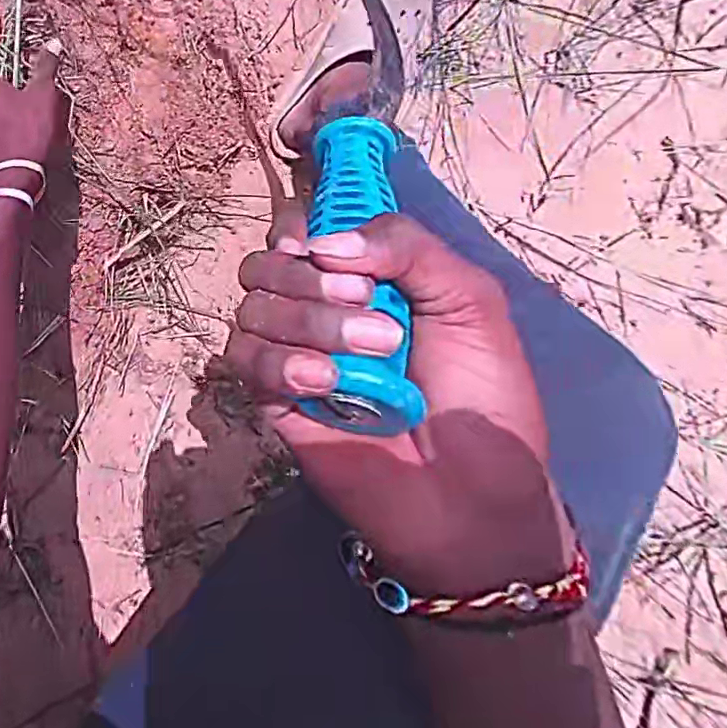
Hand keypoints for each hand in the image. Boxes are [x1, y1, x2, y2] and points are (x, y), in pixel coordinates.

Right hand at [226, 202, 571, 594]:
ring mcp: (287, 352)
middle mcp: (310, 308)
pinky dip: (280, 362)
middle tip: (368, 304)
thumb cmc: (482, 394)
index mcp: (354, 279)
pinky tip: (324, 383)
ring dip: (306, 322)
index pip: (295, 233)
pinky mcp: (270, 396)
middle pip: (264, 267)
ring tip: (370, 355)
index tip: (320, 247)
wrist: (472, 496)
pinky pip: (245, 359)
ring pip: (252, 309)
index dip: (296, 230)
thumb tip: (323, 243)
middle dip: (308, 281)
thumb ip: (409, 247)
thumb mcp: (471, 302)